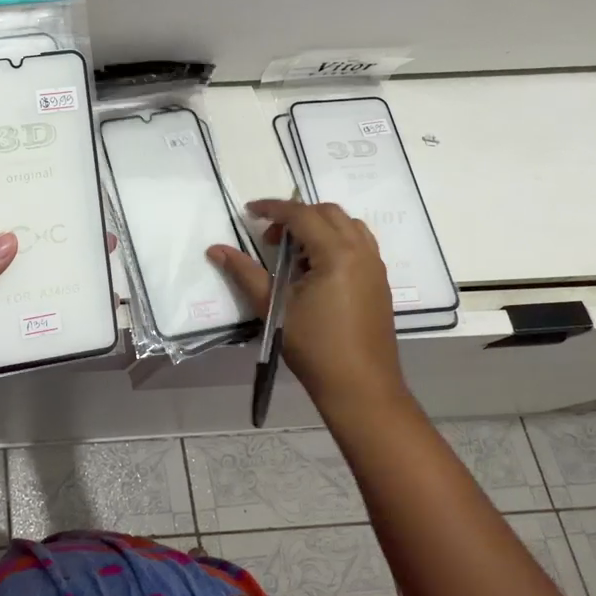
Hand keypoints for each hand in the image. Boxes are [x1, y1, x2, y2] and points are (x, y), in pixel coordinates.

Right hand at [209, 201, 408, 412]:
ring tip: (294, 253)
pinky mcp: (379, 282)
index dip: (273, 208)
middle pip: (327, 213)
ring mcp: (375, 266)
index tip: (249, 211)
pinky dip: (335, 241)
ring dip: (318, 226)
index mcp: (337, 254)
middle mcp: (361, 252)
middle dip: (296, 216)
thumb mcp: (273, 307)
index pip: (301, 215)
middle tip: (271, 239)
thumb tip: (215, 249)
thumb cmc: (315, 346)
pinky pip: (359, 244)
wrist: (360, 387)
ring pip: (347, 225)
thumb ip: (245, 272)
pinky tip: (316, 269)